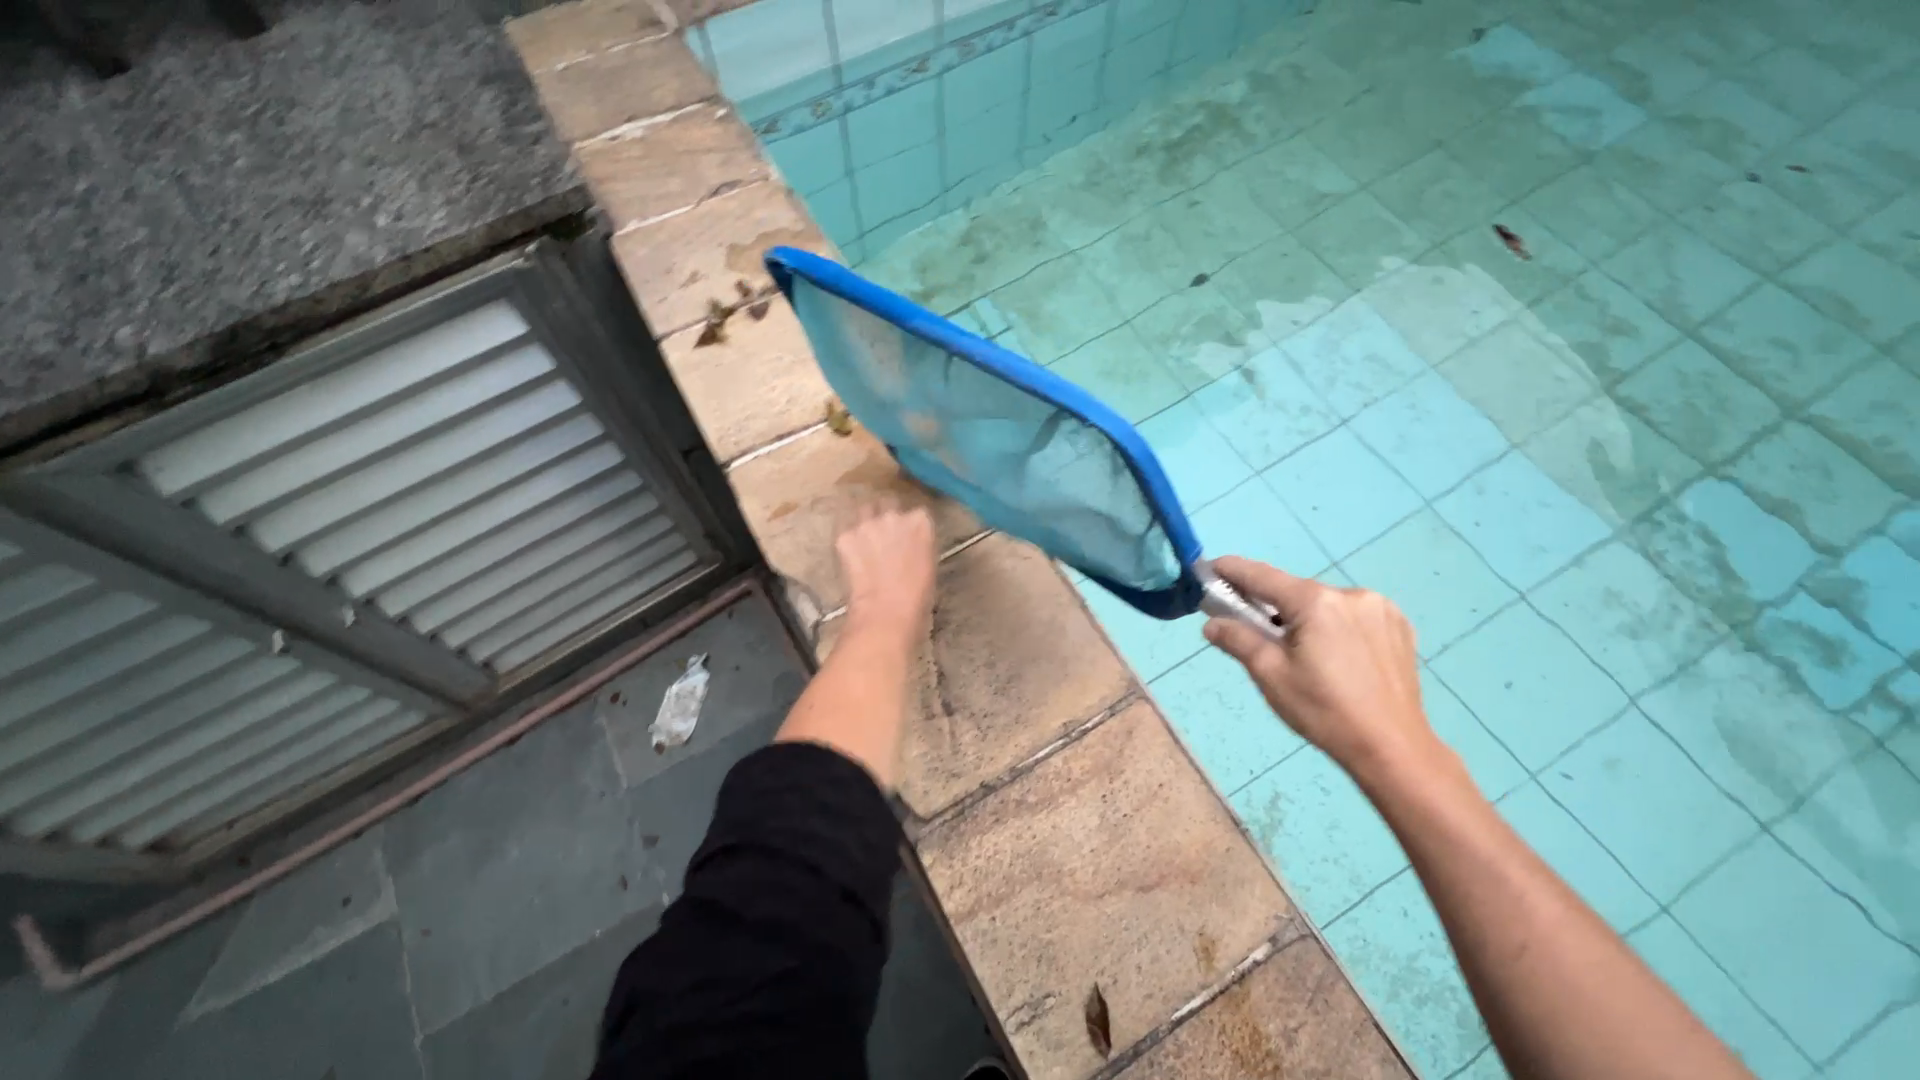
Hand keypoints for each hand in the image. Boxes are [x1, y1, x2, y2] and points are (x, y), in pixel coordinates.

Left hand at [836, 504, 936, 642]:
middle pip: (887, 502)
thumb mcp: (928, 563)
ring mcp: (866, 523)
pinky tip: (848, 551)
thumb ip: (920, 543)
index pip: (915, 512)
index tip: (905, 535)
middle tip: (882, 533)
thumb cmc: (917, 597)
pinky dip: (846, 538)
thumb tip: (910, 542)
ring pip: (863, 510)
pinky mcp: (844, 535)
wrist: (886, 611)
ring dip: (864, 520)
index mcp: (920, 522)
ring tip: (862, 539)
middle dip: (884, 513)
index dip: (908, 523)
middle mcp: (893, 515)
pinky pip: (843, 528)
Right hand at [1203, 557, 1438, 784]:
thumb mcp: (1270, 676)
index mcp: (1316, 603)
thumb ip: (1238, 640)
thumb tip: (1212, 623)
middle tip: (1254, 631)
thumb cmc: (1323, 711)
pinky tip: (1336, 657)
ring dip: (1306, 618)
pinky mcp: (1400, 627)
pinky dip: (1336, 627)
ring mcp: (1381, 609)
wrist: (1392, 747)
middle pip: (1296, 592)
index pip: (1262, 576)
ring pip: (1326, 605)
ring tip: (1302, 654)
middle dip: (1271, 606)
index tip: (1209, 568)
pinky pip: (1354, 616)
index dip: (1232, 570)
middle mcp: (1351, 594)